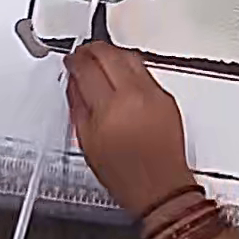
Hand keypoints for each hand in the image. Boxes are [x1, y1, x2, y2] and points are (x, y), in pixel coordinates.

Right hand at [65, 41, 195, 213]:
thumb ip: (77, 105)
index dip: (75, 60)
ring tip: (101, 58)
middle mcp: (133, 96)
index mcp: (109, 108)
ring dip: (111, 53)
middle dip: (92, 50)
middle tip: (83, 54)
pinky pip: (144, 70)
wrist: (160, 188)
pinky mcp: (166, 96)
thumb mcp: (87, 142)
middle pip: (108, 54)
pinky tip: (121, 73)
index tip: (71, 61)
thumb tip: (74, 82)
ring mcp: (152, 94)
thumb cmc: (125, 175)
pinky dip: (129, 66)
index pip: (87, 68)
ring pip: (128, 56)